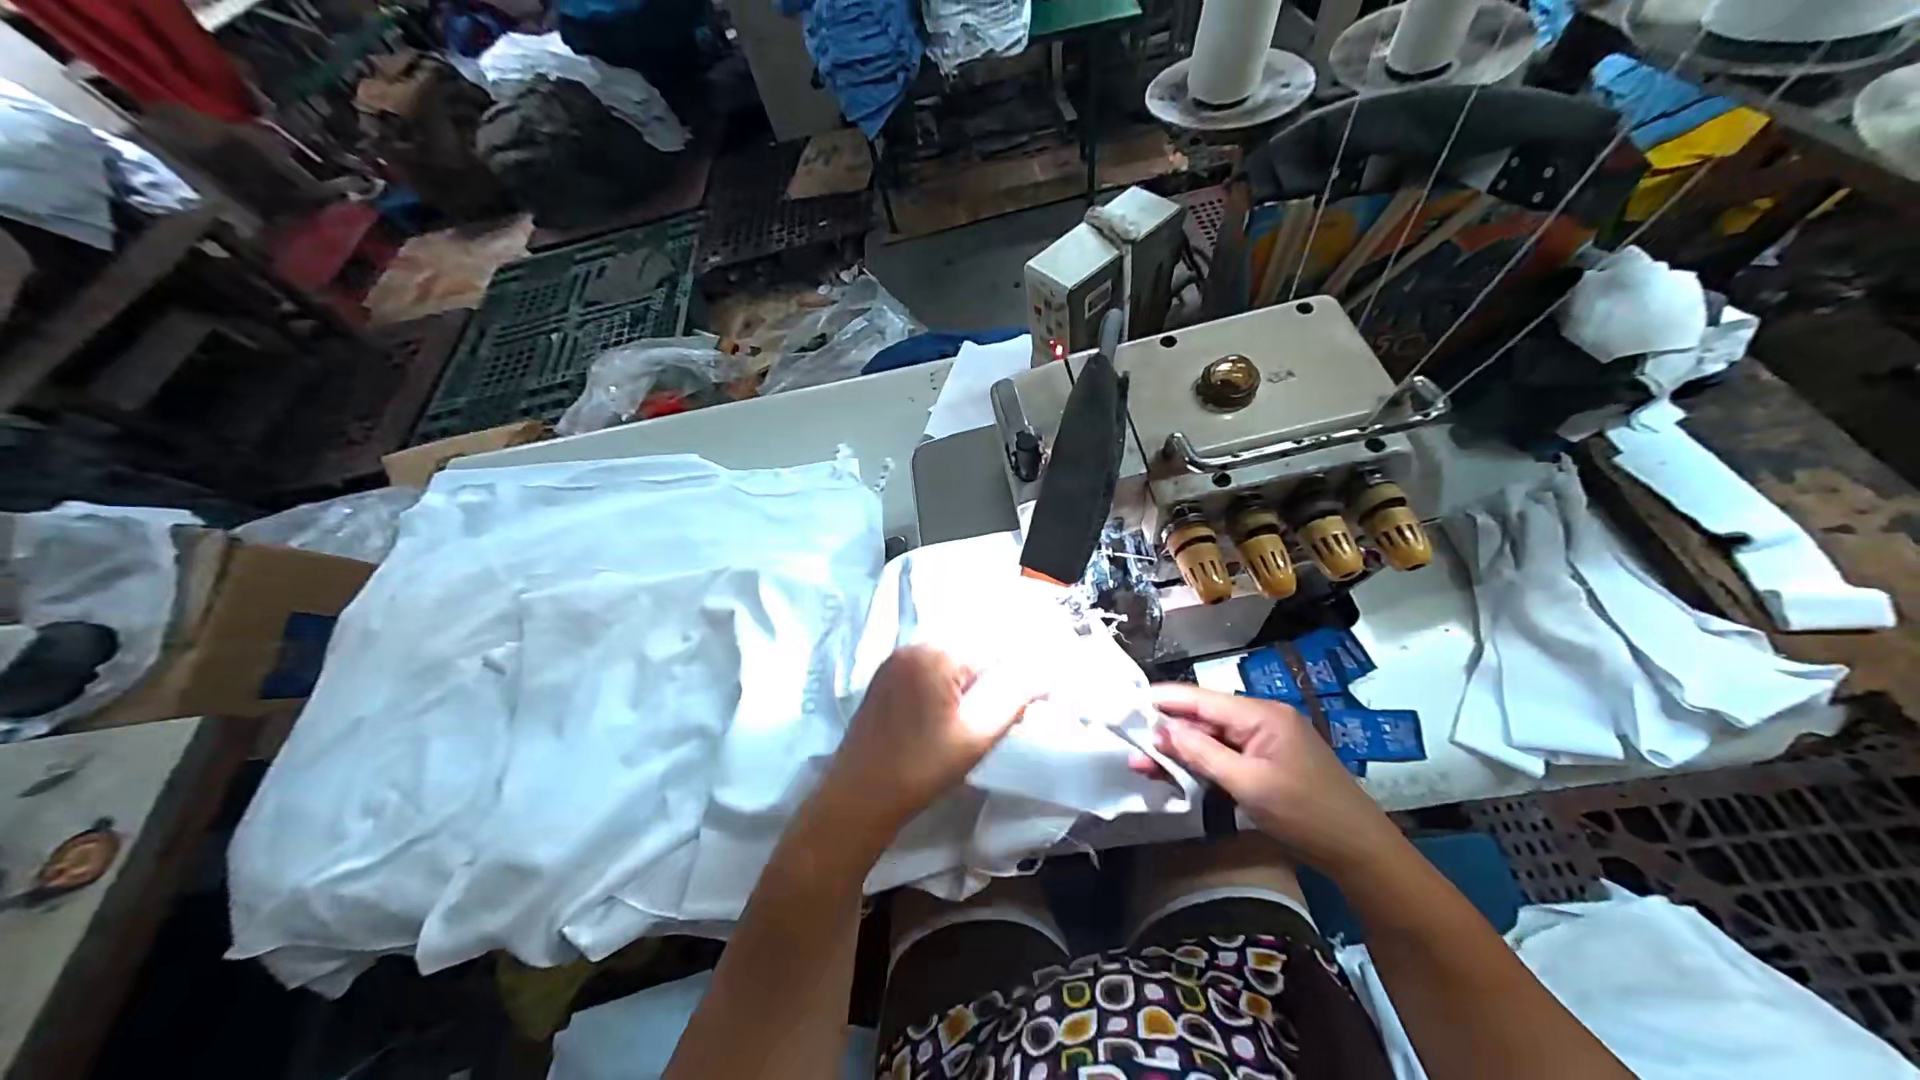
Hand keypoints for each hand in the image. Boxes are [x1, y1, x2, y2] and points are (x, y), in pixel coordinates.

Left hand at [821, 645, 1034, 836]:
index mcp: (936, 654)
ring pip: (948, 666)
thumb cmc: (921, 768)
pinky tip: (939, 724)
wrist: (858, 798)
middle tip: (987, 726)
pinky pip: (925, 674)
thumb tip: (1044, 674)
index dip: (1010, 685)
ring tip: (963, 728)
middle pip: (969, 657)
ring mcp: (893, 662)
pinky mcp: (883, 680)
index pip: (993, 655)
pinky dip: (941, 691)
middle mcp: (912, 647)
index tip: (1012, 717)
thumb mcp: (977, 735)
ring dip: (964, 690)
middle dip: (986, 686)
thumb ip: (1014, 697)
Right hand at [1139, 683, 1404, 877]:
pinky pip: (1226, 754)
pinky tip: (1176, 771)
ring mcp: (1266, 741)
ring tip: (1144, 763)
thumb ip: (1202, 753)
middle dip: (1168, 732)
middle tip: (1132, 744)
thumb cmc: (1306, 814)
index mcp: (1262, 715)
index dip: (1165, 699)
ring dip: (1181, 750)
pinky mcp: (1268, 761)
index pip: (1202, 699)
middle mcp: (1262, 719)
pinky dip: (1201, 763)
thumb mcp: (1248, 784)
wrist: (1360, 851)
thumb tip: (1161, 730)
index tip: (1130, 702)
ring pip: (1212, 738)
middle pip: (1204, 719)